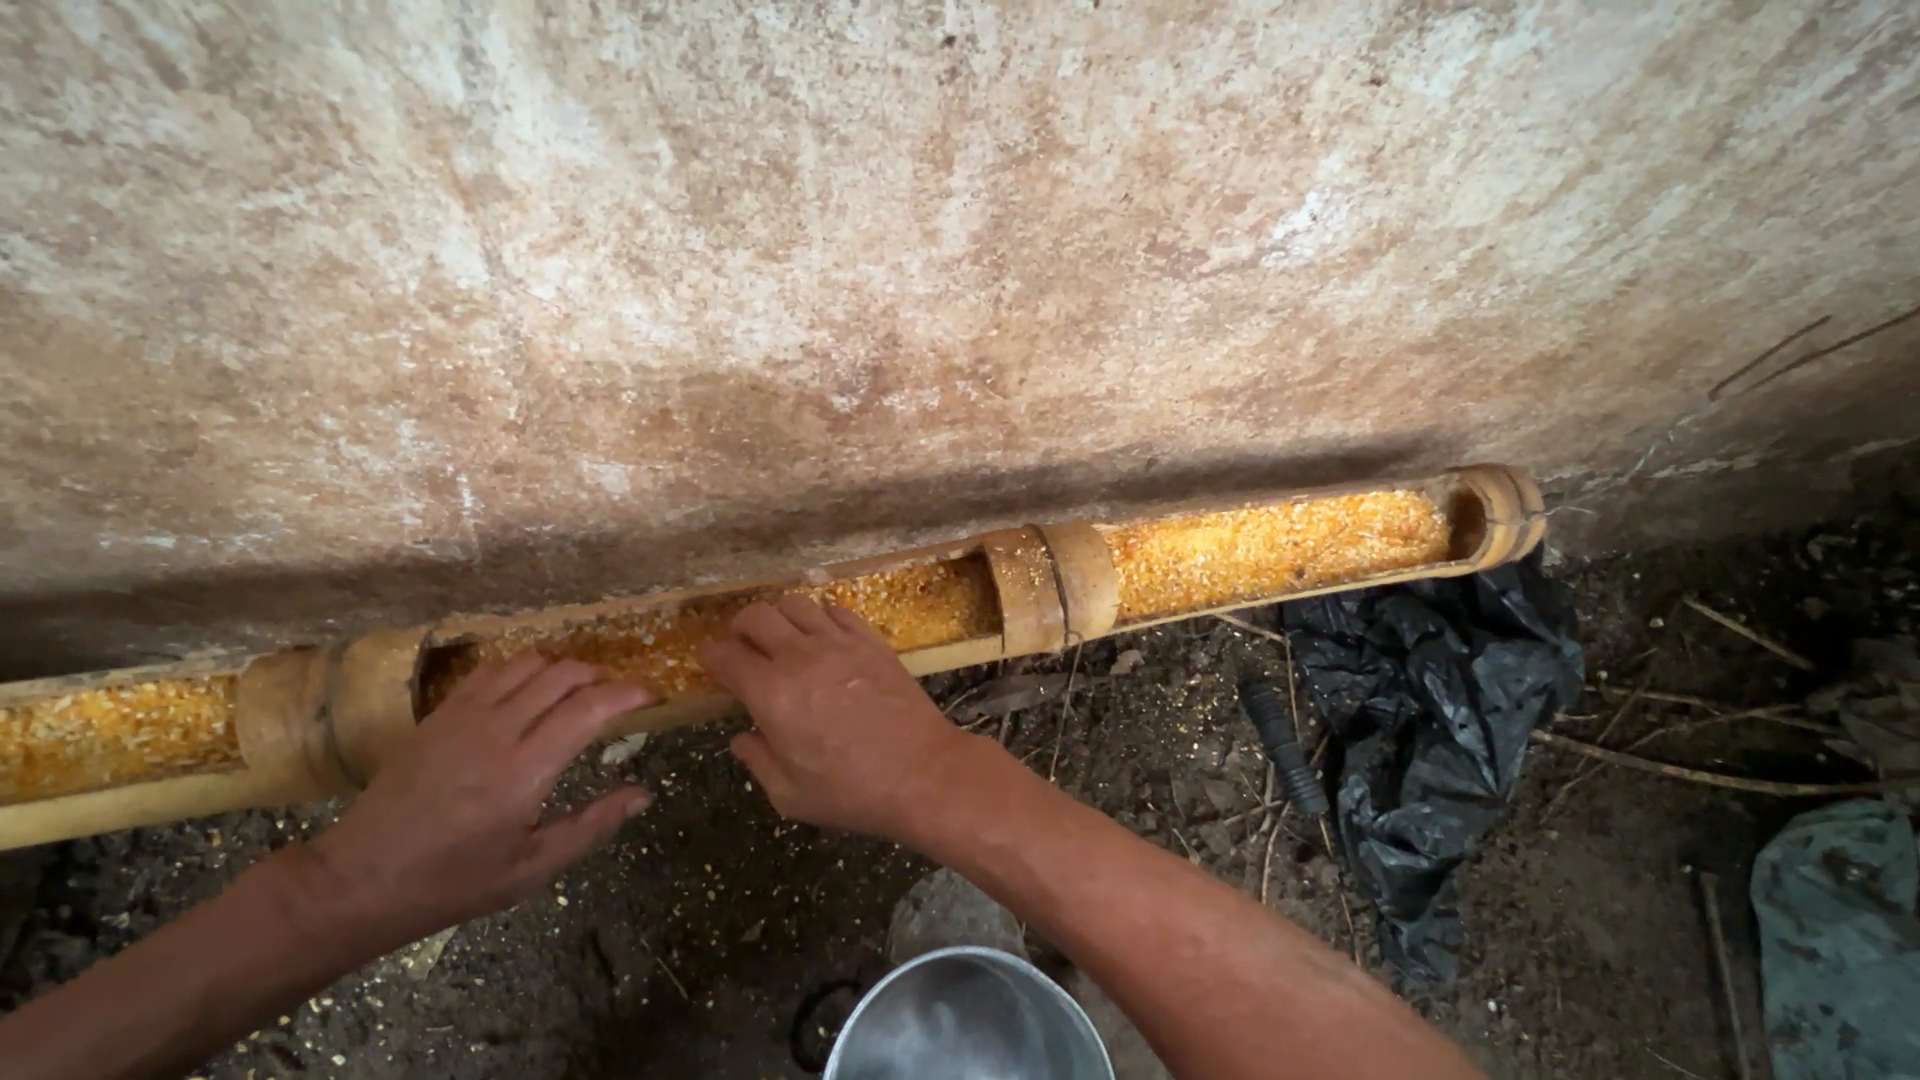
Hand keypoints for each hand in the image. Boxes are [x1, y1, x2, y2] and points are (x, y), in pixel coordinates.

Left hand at [300, 653, 654, 947]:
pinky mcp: (440, 715)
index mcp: (525, 771)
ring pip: (529, 663)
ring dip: (565, 668)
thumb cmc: (453, 882)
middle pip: (564, 674)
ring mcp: (463, 717)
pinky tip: (531, 690)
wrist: (358, 881)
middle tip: (619, 698)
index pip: (590, 707)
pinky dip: (524, 668)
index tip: (654, 696)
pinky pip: (492, 670)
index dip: (630, 693)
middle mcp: (497, 731)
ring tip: (579, 691)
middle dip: (603, 677)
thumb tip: (643, 793)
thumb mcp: (531, 870)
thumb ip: (592, 826)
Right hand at [700, 595, 975, 842]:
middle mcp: (800, 657)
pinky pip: (836, 611)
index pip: (726, 656)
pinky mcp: (871, 641)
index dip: (711, 657)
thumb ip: (757, 761)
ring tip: (782, 639)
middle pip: (756, 615)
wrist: (922, 773)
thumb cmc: (851, 791)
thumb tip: (741, 738)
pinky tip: (823, 638)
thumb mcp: (789, 794)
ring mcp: (840, 643)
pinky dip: (820, 617)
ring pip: (796, 604)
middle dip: (739, 628)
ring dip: (779, 617)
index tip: (711, 664)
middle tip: (743, 649)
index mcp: (771, 693)